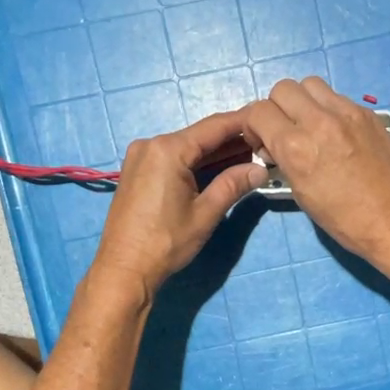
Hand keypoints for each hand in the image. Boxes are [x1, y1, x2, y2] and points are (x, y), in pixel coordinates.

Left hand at [92, 111, 265, 292]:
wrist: (124, 268)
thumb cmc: (166, 242)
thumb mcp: (205, 214)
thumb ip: (233, 186)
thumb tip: (260, 170)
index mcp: (168, 149)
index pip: (214, 127)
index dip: (242, 123)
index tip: (265, 121)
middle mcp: (151, 144)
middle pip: (199, 136)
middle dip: (231, 142)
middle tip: (262, 147)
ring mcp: (141, 157)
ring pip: (186, 148)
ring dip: (214, 154)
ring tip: (247, 159)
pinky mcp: (137, 171)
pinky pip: (172, 159)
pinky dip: (195, 163)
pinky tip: (217, 169)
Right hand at [241, 78, 389, 262]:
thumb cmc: (344, 220)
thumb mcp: (302, 194)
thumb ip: (284, 159)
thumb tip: (275, 145)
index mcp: (297, 147)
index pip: (258, 111)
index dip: (254, 125)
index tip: (262, 140)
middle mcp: (319, 121)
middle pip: (283, 89)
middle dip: (277, 108)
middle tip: (286, 130)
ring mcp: (347, 113)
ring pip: (311, 85)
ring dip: (304, 102)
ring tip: (311, 126)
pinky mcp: (368, 114)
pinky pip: (338, 97)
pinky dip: (329, 109)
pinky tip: (337, 133)